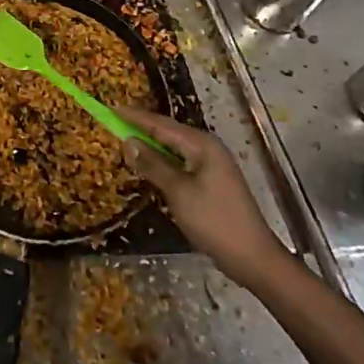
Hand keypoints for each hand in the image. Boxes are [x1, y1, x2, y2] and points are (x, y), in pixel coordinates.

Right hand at [115, 106, 281, 270]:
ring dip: (151, 144)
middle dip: (142, 127)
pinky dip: (162, 160)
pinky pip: (180, 162)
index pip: (161, 124)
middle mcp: (207, 148)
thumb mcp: (178, 191)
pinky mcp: (210, 181)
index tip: (112, 108)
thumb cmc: (213, 220)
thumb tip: (128, 141)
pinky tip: (149, 165)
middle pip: (168, 132)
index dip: (135, 117)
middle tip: (115, 123)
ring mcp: (211, 165)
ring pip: (174, 148)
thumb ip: (153, 164)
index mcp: (201, 145)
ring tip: (126, 140)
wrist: (251, 255)